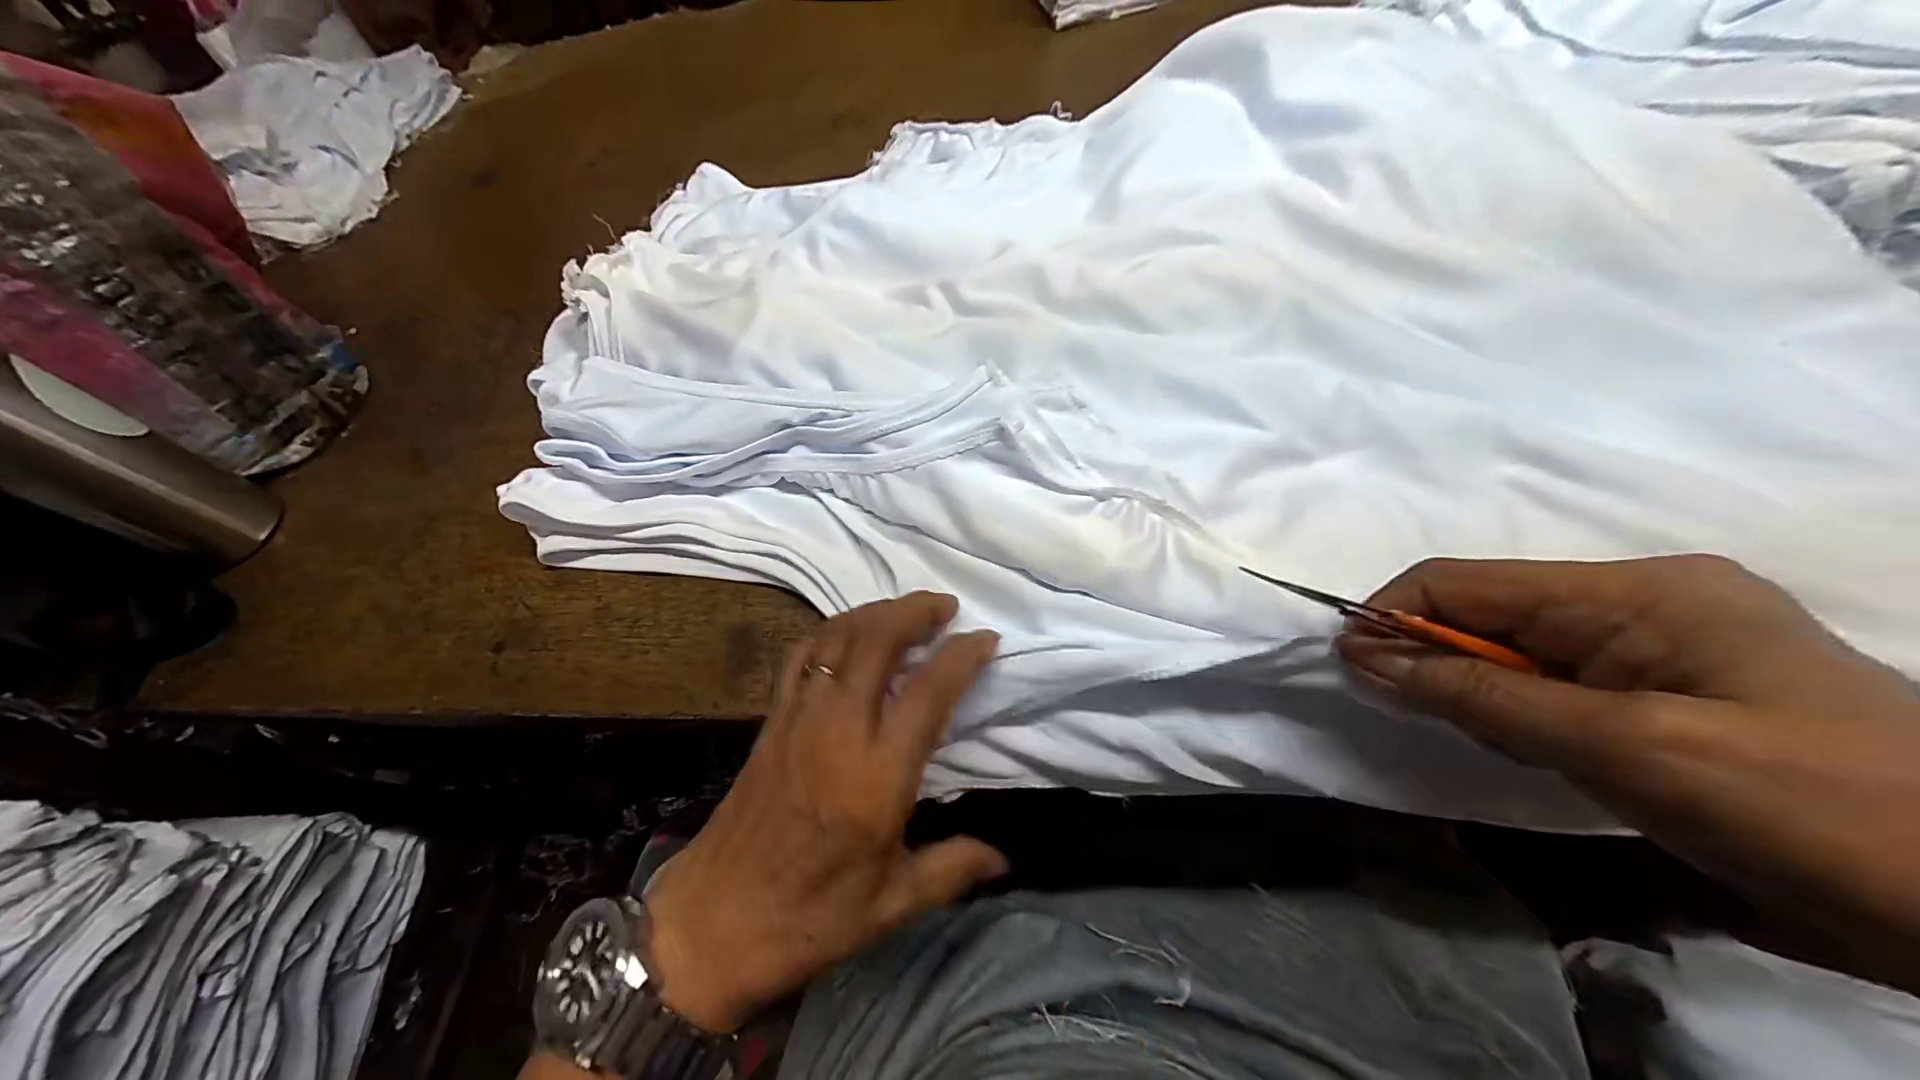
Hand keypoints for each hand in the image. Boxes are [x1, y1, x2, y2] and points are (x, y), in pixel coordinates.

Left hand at [640, 592, 1007, 1033]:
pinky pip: (800, 657)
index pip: (929, 691)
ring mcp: (799, 719)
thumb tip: (1002, 859)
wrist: (712, 923)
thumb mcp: (891, 904)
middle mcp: (838, 730)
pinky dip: (830, 633)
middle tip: (944, 607)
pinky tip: (848, 635)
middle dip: (914, 611)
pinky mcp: (771, 722)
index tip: (985, 639)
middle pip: (877, 641)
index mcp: (877, 774)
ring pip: (837, 639)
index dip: (962, 656)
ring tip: (904, 610)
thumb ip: (950, 869)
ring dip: (874, 612)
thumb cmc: (809, 918)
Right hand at [1338, 555, 1919, 987]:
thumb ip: (1481, 695)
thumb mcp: (1624, 748)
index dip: (1394, 615)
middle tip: (1446, 731)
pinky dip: (1527, 720)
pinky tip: (1552, 760)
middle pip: (1488, 615)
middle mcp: (1641, 603)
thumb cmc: (1811, 810)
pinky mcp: (1671, 693)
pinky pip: (1556, 688)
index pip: (1466, 580)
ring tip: (1521, 757)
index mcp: (1636, 591)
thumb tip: (1361, 653)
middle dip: (1443, 664)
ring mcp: (1662, 647)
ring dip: (1486, 700)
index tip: (1349, 669)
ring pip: (1516, 656)